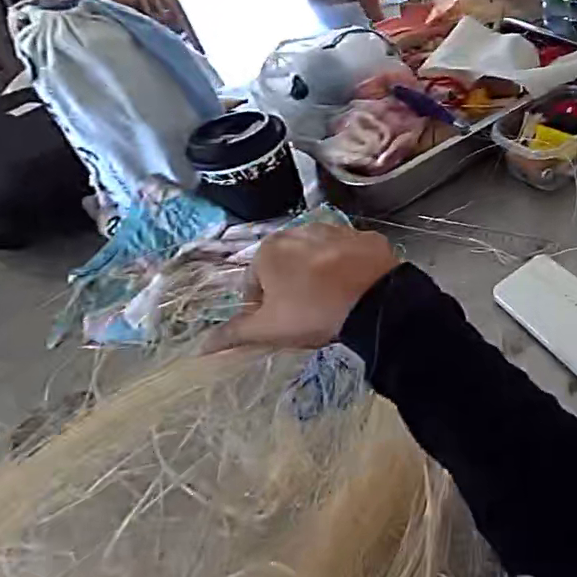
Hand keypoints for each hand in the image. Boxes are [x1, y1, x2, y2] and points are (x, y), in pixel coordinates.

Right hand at [206, 223, 398, 350]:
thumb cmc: (312, 312)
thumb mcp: (268, 329)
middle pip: (286, 263)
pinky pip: (351, 252)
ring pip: (318, 254)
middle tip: (304, 312)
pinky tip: (356, 286)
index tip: (278, 322)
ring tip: (331, 300)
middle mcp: (300, 229)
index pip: (254, 281)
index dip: (261, 306)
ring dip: (319, 272)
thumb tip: (201, 347)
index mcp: (270, 249)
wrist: (375, 302)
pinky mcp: (366, 236)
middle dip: (290, 285)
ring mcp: (336, 229)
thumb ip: (234, 334)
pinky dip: (349, 266)